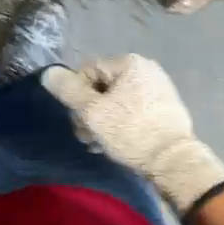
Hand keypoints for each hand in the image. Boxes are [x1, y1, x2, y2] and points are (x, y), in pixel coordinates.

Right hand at [42, 54, 223, 212]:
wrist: (174, 162)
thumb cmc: (132, 133)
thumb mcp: (93, 113)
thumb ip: (69, 91)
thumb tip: (48, 73)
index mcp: (130, 62)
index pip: (89, 71)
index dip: (78, 96)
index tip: (80, 121)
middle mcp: (147, 68)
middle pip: (104, 86)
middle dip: (91, 111)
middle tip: (87, 137)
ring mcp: (159, 87)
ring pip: (118, 100)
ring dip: (104, 120)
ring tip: (100, 145)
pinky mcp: (166, 107)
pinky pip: (135, 109)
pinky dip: (122, 123)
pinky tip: (119, 143)